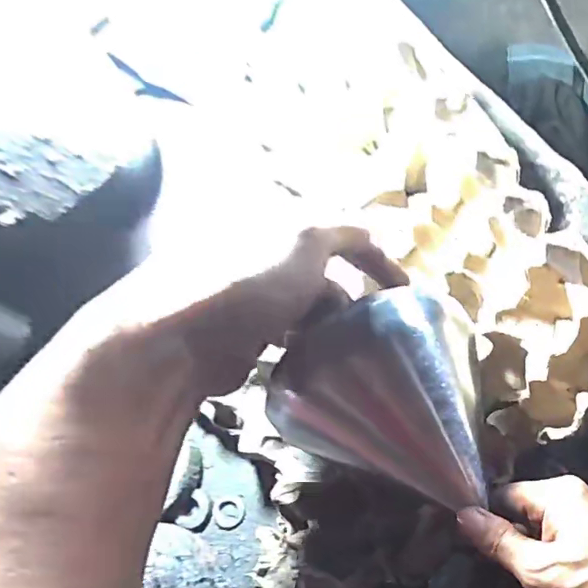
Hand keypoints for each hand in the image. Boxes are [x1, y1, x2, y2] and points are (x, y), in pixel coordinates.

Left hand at [21, 226, 407, 416]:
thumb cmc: (248, 280)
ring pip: (310, 314)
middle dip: (354, 302)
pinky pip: (290, 342)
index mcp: (273, 224)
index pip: (340, 237)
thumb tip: (374, 234)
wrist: (181, 337)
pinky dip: (309, 351)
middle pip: (326, 278)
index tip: (406, 294)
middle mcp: (260, 256)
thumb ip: (345, 231)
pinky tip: (318, 363)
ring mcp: (249, 299)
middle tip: (377, 329)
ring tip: (351, 351)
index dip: (377, 262)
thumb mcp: (307, 238)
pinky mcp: (242, 337)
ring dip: (333, 331)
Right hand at [457, 477, 587, 587]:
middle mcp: (571, 497)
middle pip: (518, 516)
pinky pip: (553, 547)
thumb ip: (498, 541)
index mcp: (559, 493)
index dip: (481, 524)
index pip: (502, 496)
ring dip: (520, 565)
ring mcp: (583, 518)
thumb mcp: (538, 569)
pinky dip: (541, 568)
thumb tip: (463, 515)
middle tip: (485, 583)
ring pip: (534, 536)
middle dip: (501, 550)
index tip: (464, 554)